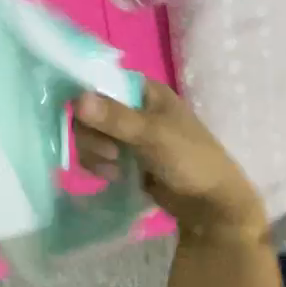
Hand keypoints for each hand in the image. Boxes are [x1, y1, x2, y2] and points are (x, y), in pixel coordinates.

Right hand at [73, 80, 267, 242]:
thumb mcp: (153, 135)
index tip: (85, 118)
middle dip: (93, 134)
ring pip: (89, 133)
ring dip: (94, 152)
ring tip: (114, 168)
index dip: (87, 98)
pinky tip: (113, 175)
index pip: (102, 82)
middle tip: (110, 151)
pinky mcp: (121, 155)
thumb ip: (115, 118)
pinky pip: (94, 152)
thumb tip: (77, 99)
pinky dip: (98, 164)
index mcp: (145, 92)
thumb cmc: (190, 160)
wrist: (208, 204)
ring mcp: (126, 133)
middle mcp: (133, 107)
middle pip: (89, 111)